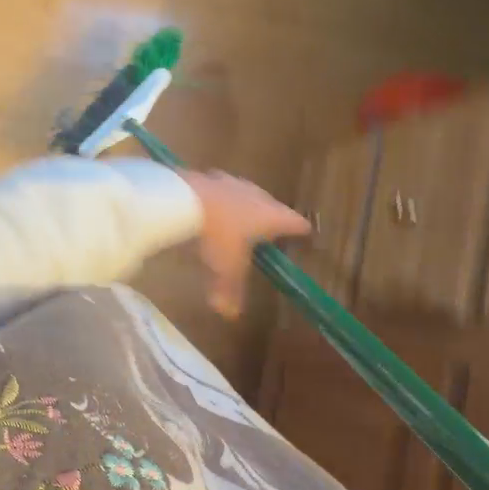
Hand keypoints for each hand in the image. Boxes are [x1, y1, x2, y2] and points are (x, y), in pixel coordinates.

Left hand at [179, 170, 310, 318]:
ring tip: (237, 216)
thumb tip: (230, 314)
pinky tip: (206, 205)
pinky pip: (218, 188)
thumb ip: (228, 290)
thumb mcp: (224, 266)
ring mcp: (231, 182)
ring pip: (244, 193)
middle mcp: (257, 195)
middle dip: (269, 217)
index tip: (305, 234)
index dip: (300, 231)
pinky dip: (217, 198)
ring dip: (242, 204)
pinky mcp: (207, 175)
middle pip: (271, 205)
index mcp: (271, 216)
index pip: (296, 223)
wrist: (184, 197)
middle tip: (267, 229)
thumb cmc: (215, 234)